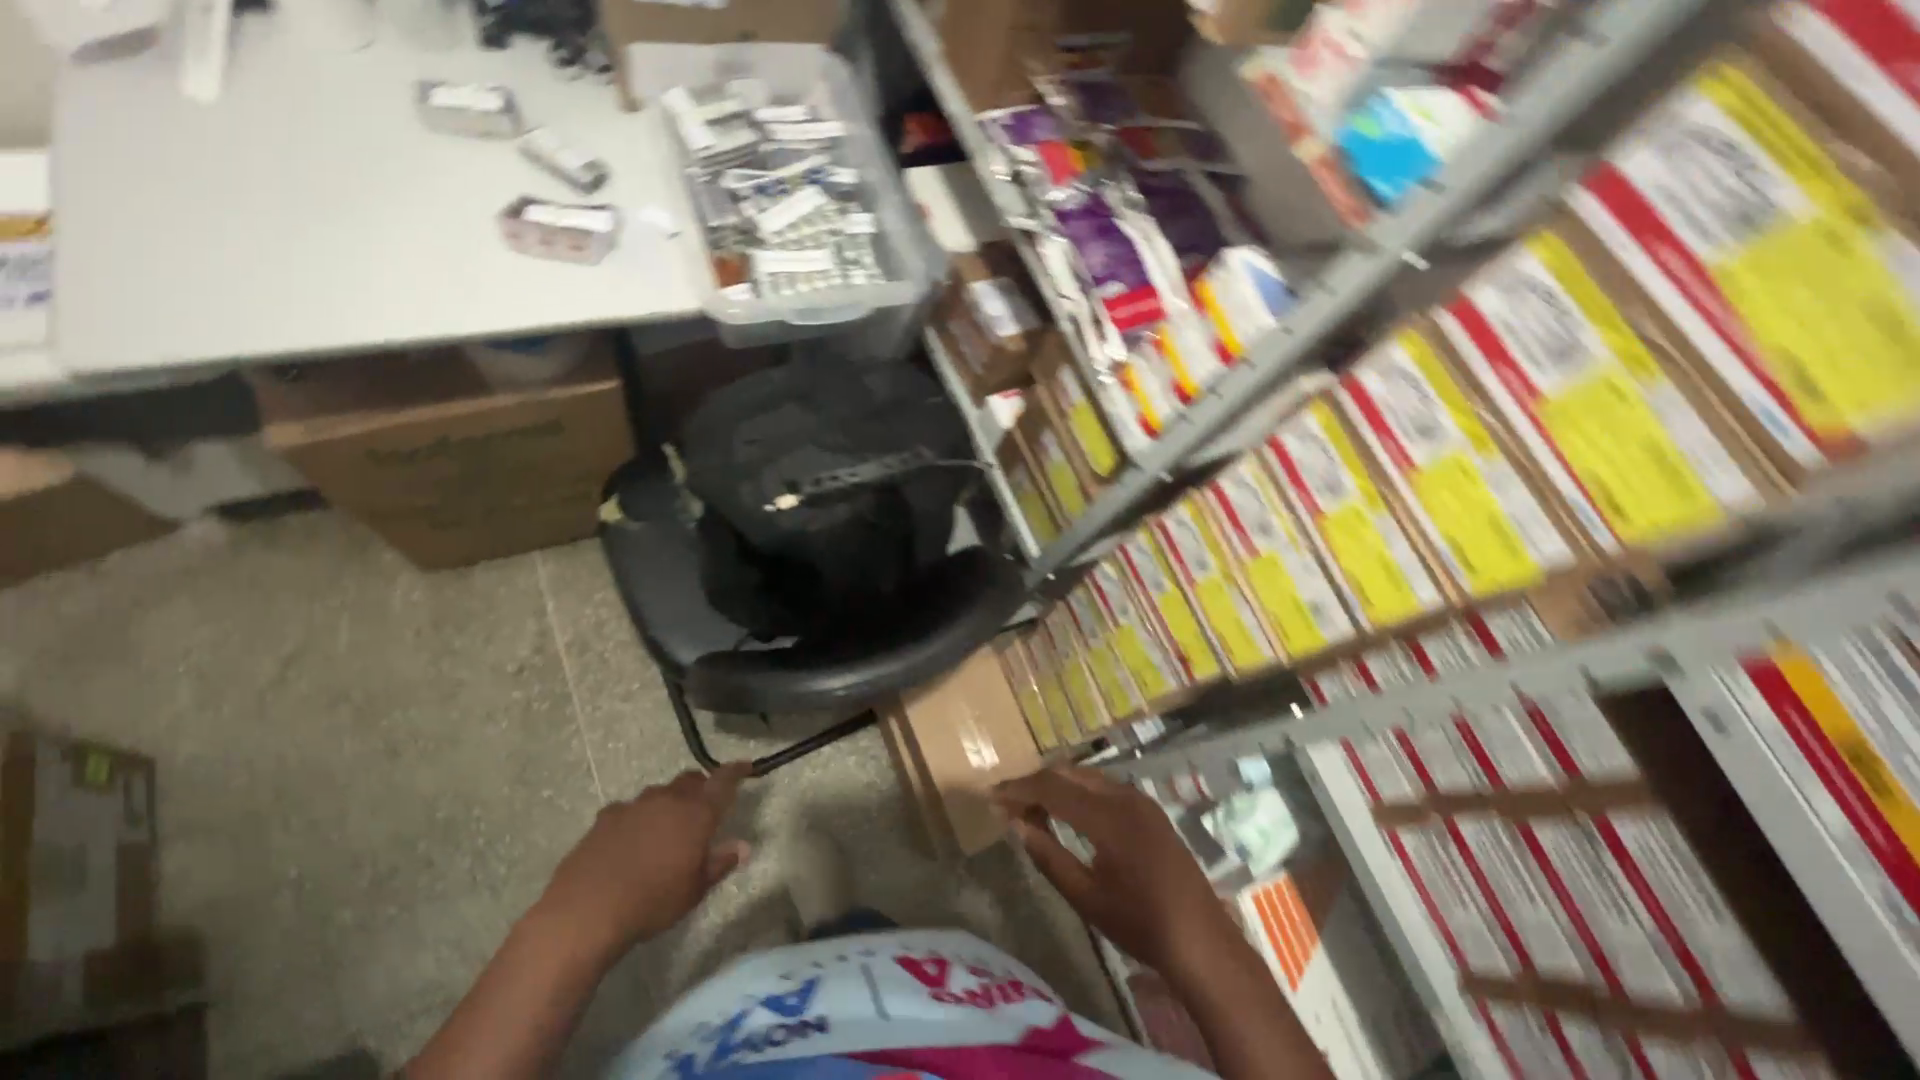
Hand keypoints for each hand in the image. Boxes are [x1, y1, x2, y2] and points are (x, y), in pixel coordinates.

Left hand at [532, 764, 752, 965]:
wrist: (586, 911)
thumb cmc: (652, 902)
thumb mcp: (694, 890)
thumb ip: (719, 863)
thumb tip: (742, 846)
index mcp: (695, 814)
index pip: (722, 781)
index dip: (736, 772)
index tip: (745, 767)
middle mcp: (666, 801)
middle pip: (689, 781)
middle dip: (701, 787)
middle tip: (706, 805)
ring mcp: (632, 806)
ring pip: (659, 793)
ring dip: (669, 803)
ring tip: (667, 827)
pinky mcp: (604, 819)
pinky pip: (630, 809)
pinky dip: (638, 818)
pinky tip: (632, 839)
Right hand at [995, 767, 1240, 978]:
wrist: (1200, 939)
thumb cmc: (1139, 923)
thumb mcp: (1084, 896)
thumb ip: (1047, 855)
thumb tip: (1015, 824)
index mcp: (1107, 816)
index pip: (1051, 788)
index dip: (1018, 790)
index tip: (991, 797)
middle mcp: (1125, 797)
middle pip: (1069, 773)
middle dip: (1035, 783)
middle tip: (1007, 802)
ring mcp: (1142, 801)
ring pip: (1088, 776)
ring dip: (1057, 785)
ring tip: (1031, 808)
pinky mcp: (1150, 811)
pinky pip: (1105, 787)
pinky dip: (1079, 792)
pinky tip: (1066, 812)